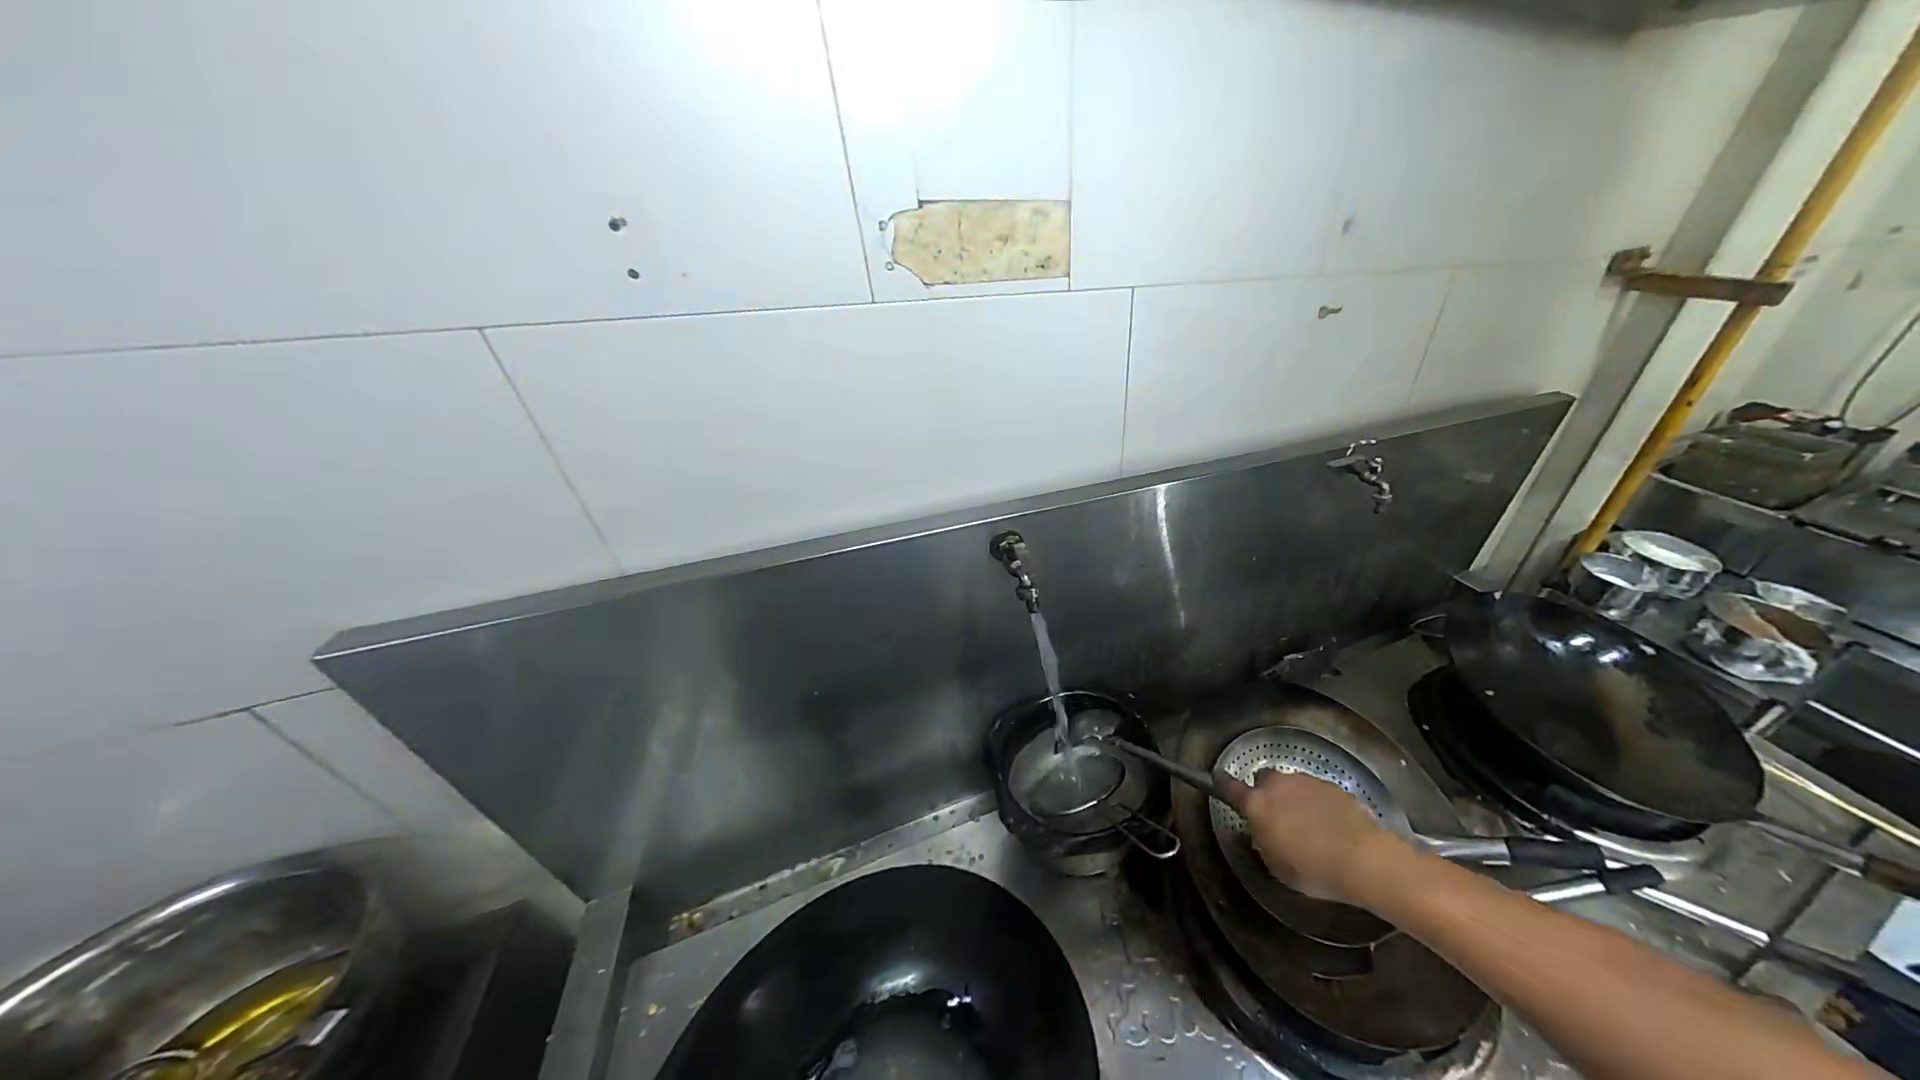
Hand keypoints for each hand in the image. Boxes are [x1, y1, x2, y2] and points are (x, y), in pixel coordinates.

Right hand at [1226, 769, 1402, 902]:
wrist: (1366, 860)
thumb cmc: (1313, 869)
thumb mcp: (1276, 866)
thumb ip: (1263, 843)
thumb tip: (1265, 835)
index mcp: (1257, 804)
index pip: (1229, 787)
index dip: (1223, 785)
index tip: (1219, 782)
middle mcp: (1278, 785)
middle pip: (1265, 780)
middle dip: (1268, 794)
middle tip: (1278, 819)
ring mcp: (1307, 782)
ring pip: (1293, 785)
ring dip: (1295, 799)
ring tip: (1310, 827)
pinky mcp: (1334, 787)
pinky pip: (1318, 793)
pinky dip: (1320, 805)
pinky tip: (1332, 827)